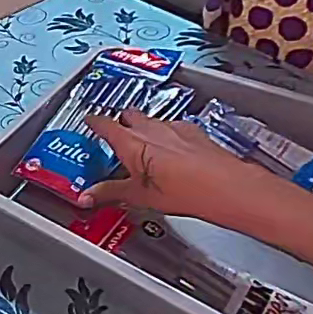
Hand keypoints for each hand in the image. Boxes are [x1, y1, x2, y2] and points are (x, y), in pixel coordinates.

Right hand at [80, 109, 285, 223]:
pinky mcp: (193, 132)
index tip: (90, 121)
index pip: (105, 124)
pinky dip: (167, 136)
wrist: (224, 186)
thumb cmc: (185, 190)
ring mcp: (174, 128)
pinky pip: (173, 127)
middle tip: (115, 136)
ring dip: (144, 129)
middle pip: (128, 116)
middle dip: (120, 122)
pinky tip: (173, 152)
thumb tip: (88, 196)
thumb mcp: (139, 196)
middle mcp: (151, 128)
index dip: (95, 122)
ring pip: (151, 121)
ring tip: (144, 147)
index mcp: (131, 142)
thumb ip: (110, 192)